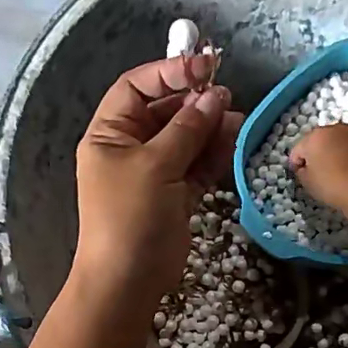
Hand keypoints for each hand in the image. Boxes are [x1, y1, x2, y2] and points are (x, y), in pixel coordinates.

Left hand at [73, 54, 240, 295]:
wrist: (128, 281)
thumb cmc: (130, 217)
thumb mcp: (155, 166)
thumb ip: (186, 129)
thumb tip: (213, 96)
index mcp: (109, 134)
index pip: (137, 88)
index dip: (169, 72)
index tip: (205, 66)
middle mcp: (129, 149)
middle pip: (164, 112)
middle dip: (195, 103)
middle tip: (227, 98)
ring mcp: (153, 173)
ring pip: (185, 139)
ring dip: (210, 128)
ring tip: (238, 120)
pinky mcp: (174, 195)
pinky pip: (195, 166)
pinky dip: (213, 155)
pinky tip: (234, 142)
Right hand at [288, 124, 347, 231]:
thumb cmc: (333, 186)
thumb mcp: (308, 182)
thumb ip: (302, 171)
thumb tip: (305, 167)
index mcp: (314, 136)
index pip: (297, 150)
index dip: (295, 165)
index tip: (299, 177)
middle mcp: (333, 129)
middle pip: (316, 142)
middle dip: (313, 155)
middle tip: (315, 174)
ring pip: (334, 143)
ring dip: (330, 154)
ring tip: (332, 173)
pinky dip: (344, 156)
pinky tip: (347, 171)